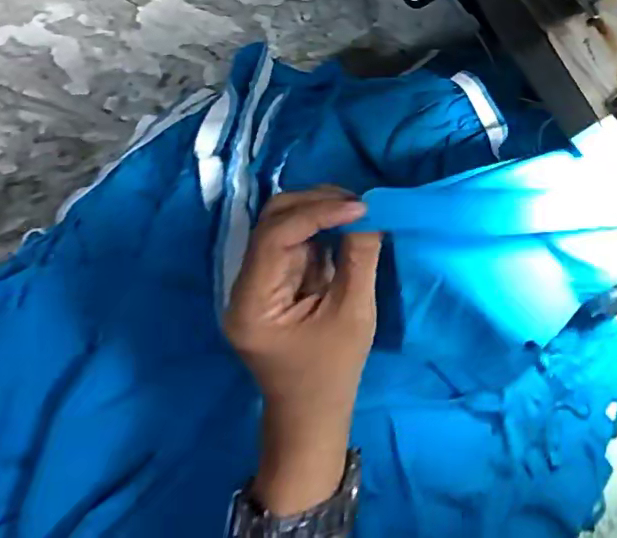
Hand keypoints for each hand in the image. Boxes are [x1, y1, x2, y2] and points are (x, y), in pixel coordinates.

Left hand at [223, 189, 380, 513]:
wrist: (312, 414)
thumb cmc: (332, 372)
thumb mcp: (353, 314)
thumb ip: (360, 259)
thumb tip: (370, 212)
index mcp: (252, 302)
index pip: (275, 236)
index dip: (317, 213)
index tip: (361, 208)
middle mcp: (246, 285)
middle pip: (271, 220)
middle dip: (316, 202)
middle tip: (360, 203)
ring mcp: (260, 280)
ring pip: (282, 221)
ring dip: (320, 207)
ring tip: (359, 209)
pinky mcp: (278, 278)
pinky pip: (297, 236)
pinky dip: (323, 221)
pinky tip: (349, 221)